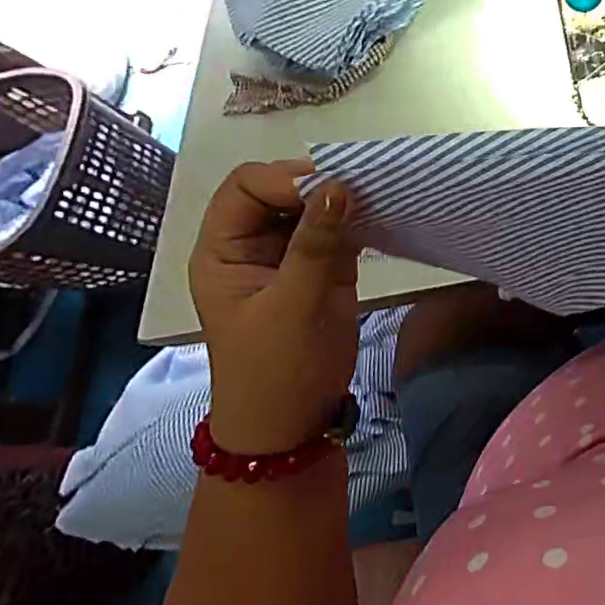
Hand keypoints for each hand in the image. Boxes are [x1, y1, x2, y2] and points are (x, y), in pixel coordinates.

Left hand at [189, 160, 360, 454]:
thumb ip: (316, 243)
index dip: (284, 181)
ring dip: (342, 199)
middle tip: (361, 189)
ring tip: (377, 198)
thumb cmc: (278, 369)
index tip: (331, 191)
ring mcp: (290, 255)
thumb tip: (340, 184)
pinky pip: (338, 230)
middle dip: (316, 184)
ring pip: (312, 207)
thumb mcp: (294, 304)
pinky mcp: (323, 268)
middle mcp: (253, 244)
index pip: (246, 188)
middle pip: (279, 190)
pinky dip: (358, 220)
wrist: (294, 423)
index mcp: (223, 250)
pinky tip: (381, 217)